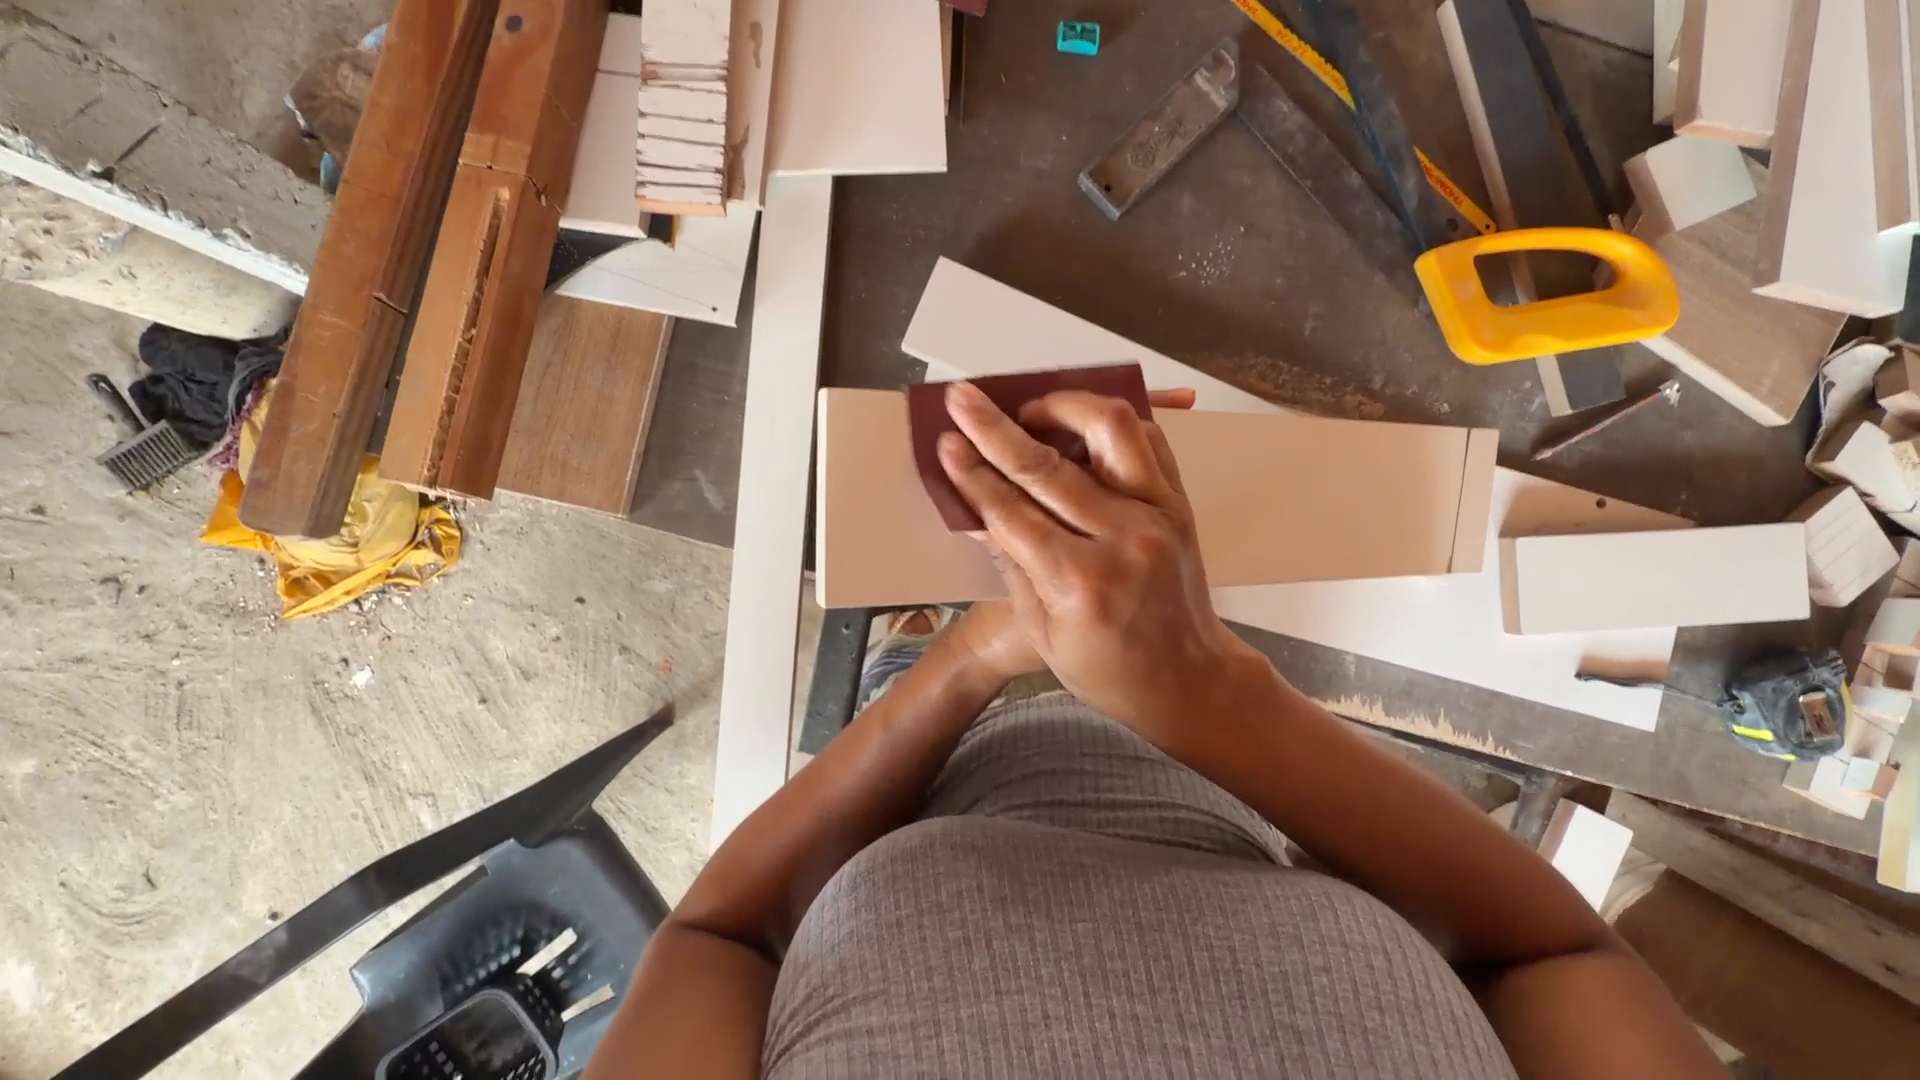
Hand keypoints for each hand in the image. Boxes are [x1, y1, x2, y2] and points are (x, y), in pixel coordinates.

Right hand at [935, 381, 1266, 745]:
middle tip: (963, 399)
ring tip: (1030, 409)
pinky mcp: (1179, 504)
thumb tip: (974, 510)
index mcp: (1079, 583)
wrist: (1188, 682)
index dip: (972, 473)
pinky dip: (1112, 423)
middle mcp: (1123, 540)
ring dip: (1063, 407)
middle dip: (995, 428)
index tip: (946, 443)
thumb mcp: (1042, 631)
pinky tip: (1080, 427)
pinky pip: (1149, 440)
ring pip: (1112, 429)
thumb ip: (1010, 562)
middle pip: (1047, 465)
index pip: (1011, 511)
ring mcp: (1158, 515)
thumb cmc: (1108, 671)